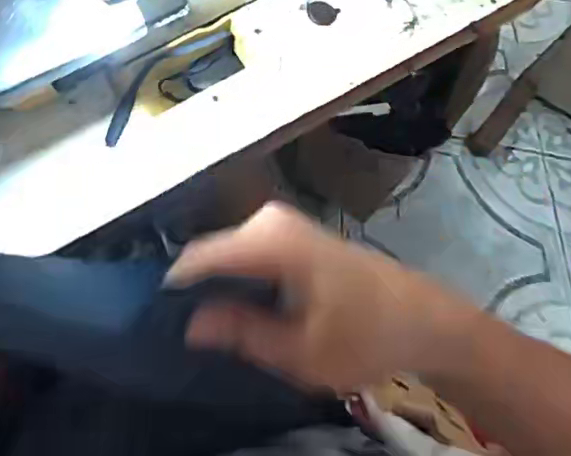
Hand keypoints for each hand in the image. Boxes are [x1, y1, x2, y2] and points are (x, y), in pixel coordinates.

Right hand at [165, 202, 482, 392]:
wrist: (418, 314)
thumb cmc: (364, 334)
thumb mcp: (301, 352)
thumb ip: (243, 332)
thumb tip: (189, 323)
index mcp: (271, 240)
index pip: (201, 254)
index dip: (174, 286)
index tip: (152, 319)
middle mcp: (269, 218)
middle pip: (211, 251)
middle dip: (194, 288)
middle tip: (183, 335)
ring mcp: (278, 219)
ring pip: (224, 251)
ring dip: (214, 284)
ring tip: (208, 327)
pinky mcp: (285, 229)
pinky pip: (241, 249)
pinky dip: (233, 276)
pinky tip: (239, 308)